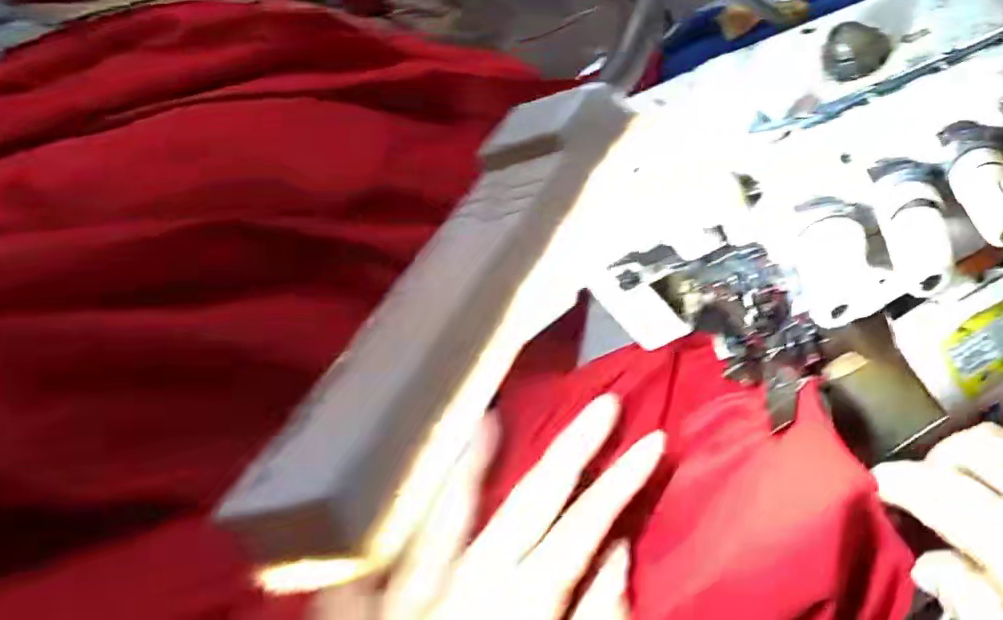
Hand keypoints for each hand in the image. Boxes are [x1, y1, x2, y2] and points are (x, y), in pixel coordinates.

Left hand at [313, 395, 663, 619]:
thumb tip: (616, 551)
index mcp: (516, 617)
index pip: (579, 533)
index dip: (620, 485)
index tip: (655, 442)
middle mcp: (457, 609)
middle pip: (522, 514)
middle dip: (568, 454)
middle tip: (604, 404)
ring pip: (434, 532)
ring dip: (464, 473)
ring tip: (487, 420)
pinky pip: (347, 588)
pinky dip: (362, 543)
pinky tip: (373, 504)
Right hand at [871, 424, 1002, 619]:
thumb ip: (969, 596)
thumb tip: (926, 562)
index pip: (944, 494)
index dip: (904, 481)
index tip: (880, 478)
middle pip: (974, 444)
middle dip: (938, 453)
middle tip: (918, 477)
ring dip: (969, 446)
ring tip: (952, 472)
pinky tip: (997, 475)